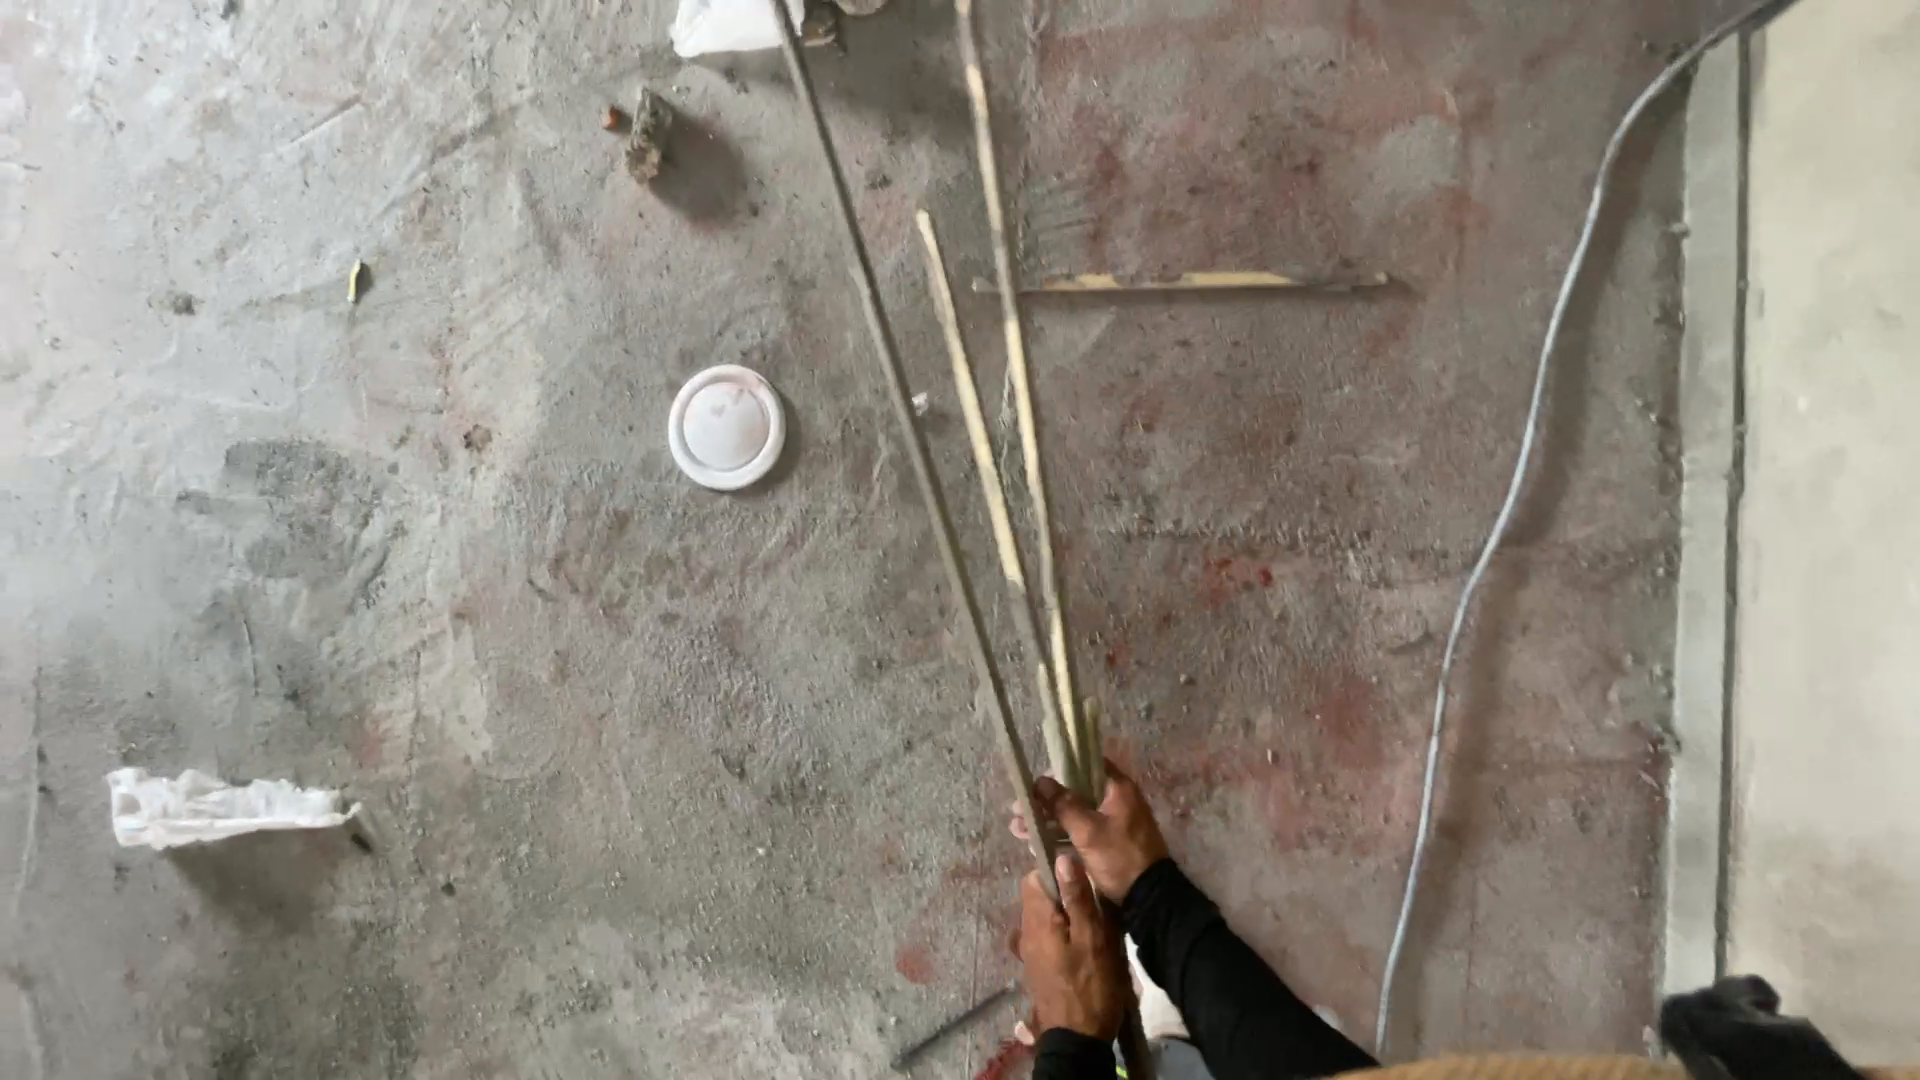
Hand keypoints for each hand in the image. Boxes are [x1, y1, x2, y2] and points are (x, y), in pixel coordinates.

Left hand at [1019, 854, 1128, 1040]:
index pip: (1034, 876)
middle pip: (1040, 897)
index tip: (1081, 878)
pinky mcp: (1039, 968)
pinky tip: (1083, 947)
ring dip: (1066, 916)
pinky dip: (1063, 935)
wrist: (1078, 1042)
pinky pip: (1048, 938)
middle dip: (1064, 895)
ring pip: (1045, 917)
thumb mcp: (1092, 938)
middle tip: (1094, 905)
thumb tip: (1062, 856)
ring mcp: (1030, 951)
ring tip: (1093, 926)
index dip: (1056, 871)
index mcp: (1036, 918)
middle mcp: (1026, 931)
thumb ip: (1077, 897)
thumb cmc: (1090, 985)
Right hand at [1030, 760, 1169, 901]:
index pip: (1086, 765)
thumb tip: (1040, 781)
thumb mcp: (1088, 831)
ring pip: (1073, 813)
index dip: (1060, 769)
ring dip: (1046, 820)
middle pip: (1074, 791)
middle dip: (1045, 801)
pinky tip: (1034, 843)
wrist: (1149, 900)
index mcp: (1117, 788)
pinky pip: (1078, 831)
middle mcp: (1115, 799)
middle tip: (1018, 810)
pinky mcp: (1106, 842)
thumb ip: (1063, 805)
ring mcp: (1111, 822)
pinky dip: (1058, 835)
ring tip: (1017, 829)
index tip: (1038, 782)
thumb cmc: (1120, 857)